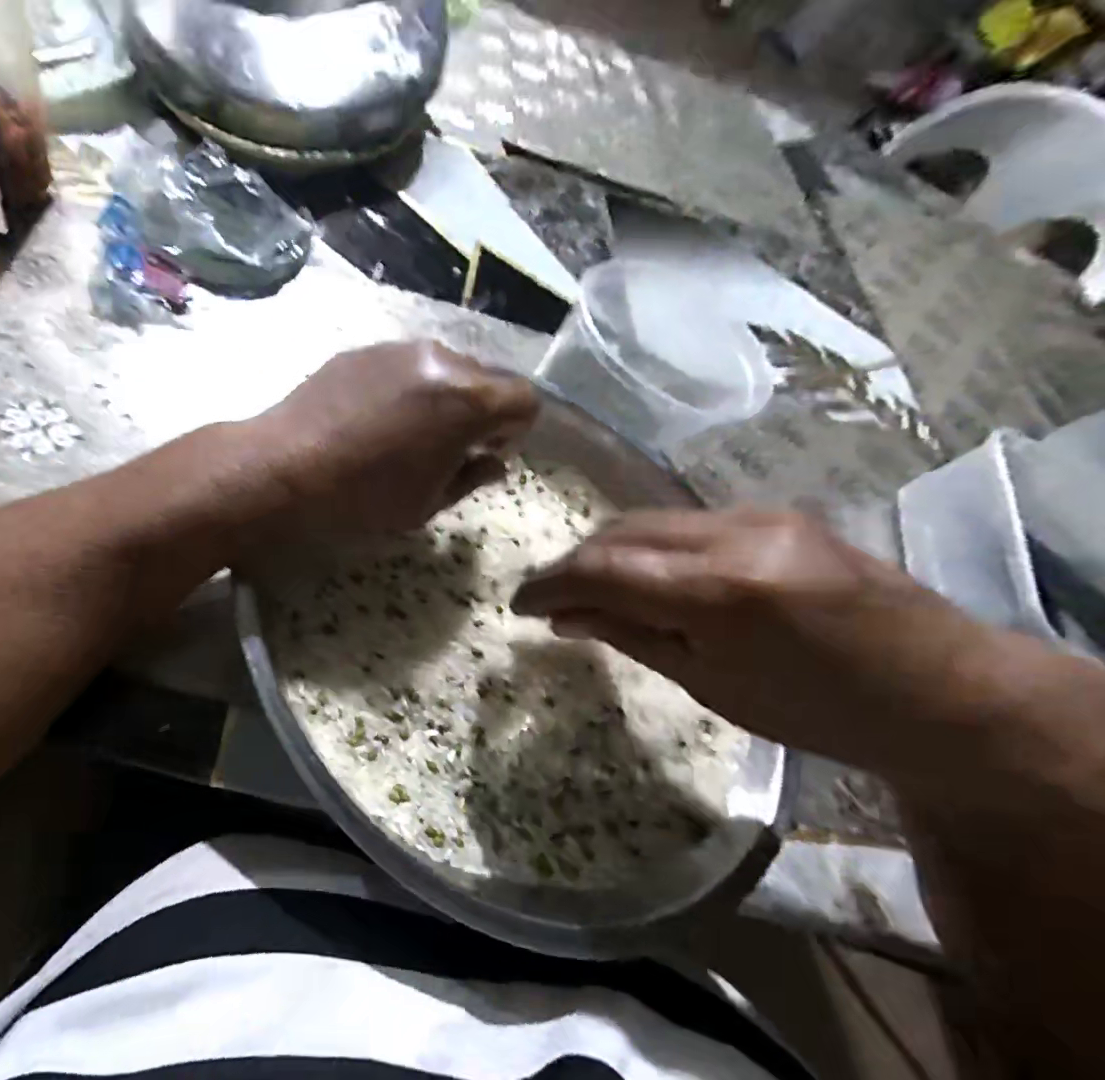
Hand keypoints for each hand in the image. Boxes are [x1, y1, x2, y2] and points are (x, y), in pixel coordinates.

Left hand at [237, 341, 539, 535]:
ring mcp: (394, 349)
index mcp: (468, 398)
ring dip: (438, 394)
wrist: (280, 468)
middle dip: (478, 409)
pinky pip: (398, 366)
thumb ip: (470, 477)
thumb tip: (492, 462)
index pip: (524, 399)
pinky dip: (400, 387)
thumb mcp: (424, 504)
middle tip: (446, 445)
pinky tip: (369, 418)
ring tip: (403, 431)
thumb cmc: (358, 497)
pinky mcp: (358, 352)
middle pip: (484, 377)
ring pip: (440, 366)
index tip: (484, 453)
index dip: (513, 430)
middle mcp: (438, 359)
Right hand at [509, 509, 1028, 790]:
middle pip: (617, 533)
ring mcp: (761, 517)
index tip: (517, 605)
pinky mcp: (776, 515)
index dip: (548, 585)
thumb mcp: (709, 683)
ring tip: (589, 589)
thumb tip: (562, 616)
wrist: (955, 697)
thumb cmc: (822, 712)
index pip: (600, 569)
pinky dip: (646, 546)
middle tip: (549, 600)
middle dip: (573, 565)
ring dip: (606, 552)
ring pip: (646, 520)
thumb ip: (627, 634)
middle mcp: (737, 537)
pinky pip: (683, 522)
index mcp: (719, 592)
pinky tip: (641, 576)